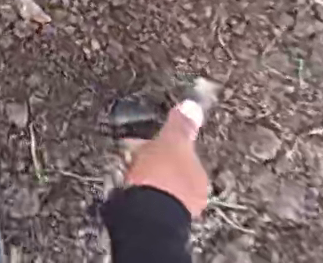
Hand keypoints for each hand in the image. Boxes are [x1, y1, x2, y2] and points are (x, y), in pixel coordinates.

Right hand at [123, 100, 209, 217]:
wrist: (146, 215)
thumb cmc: (163, 175)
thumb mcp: (171, 142)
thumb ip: (182, 125)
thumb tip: (193, 106)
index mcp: (198, 176)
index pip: (183, 152)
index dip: (164, 141)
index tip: (148, 135)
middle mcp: (190, 194)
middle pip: (169, 167)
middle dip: (151, 156)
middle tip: (132, 148)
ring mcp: (173, 208)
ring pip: (155, 180)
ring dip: (141, 170)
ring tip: (123, 163)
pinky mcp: (154, 216)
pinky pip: (144, 193)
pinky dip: (135, 185)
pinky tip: (123, 180)